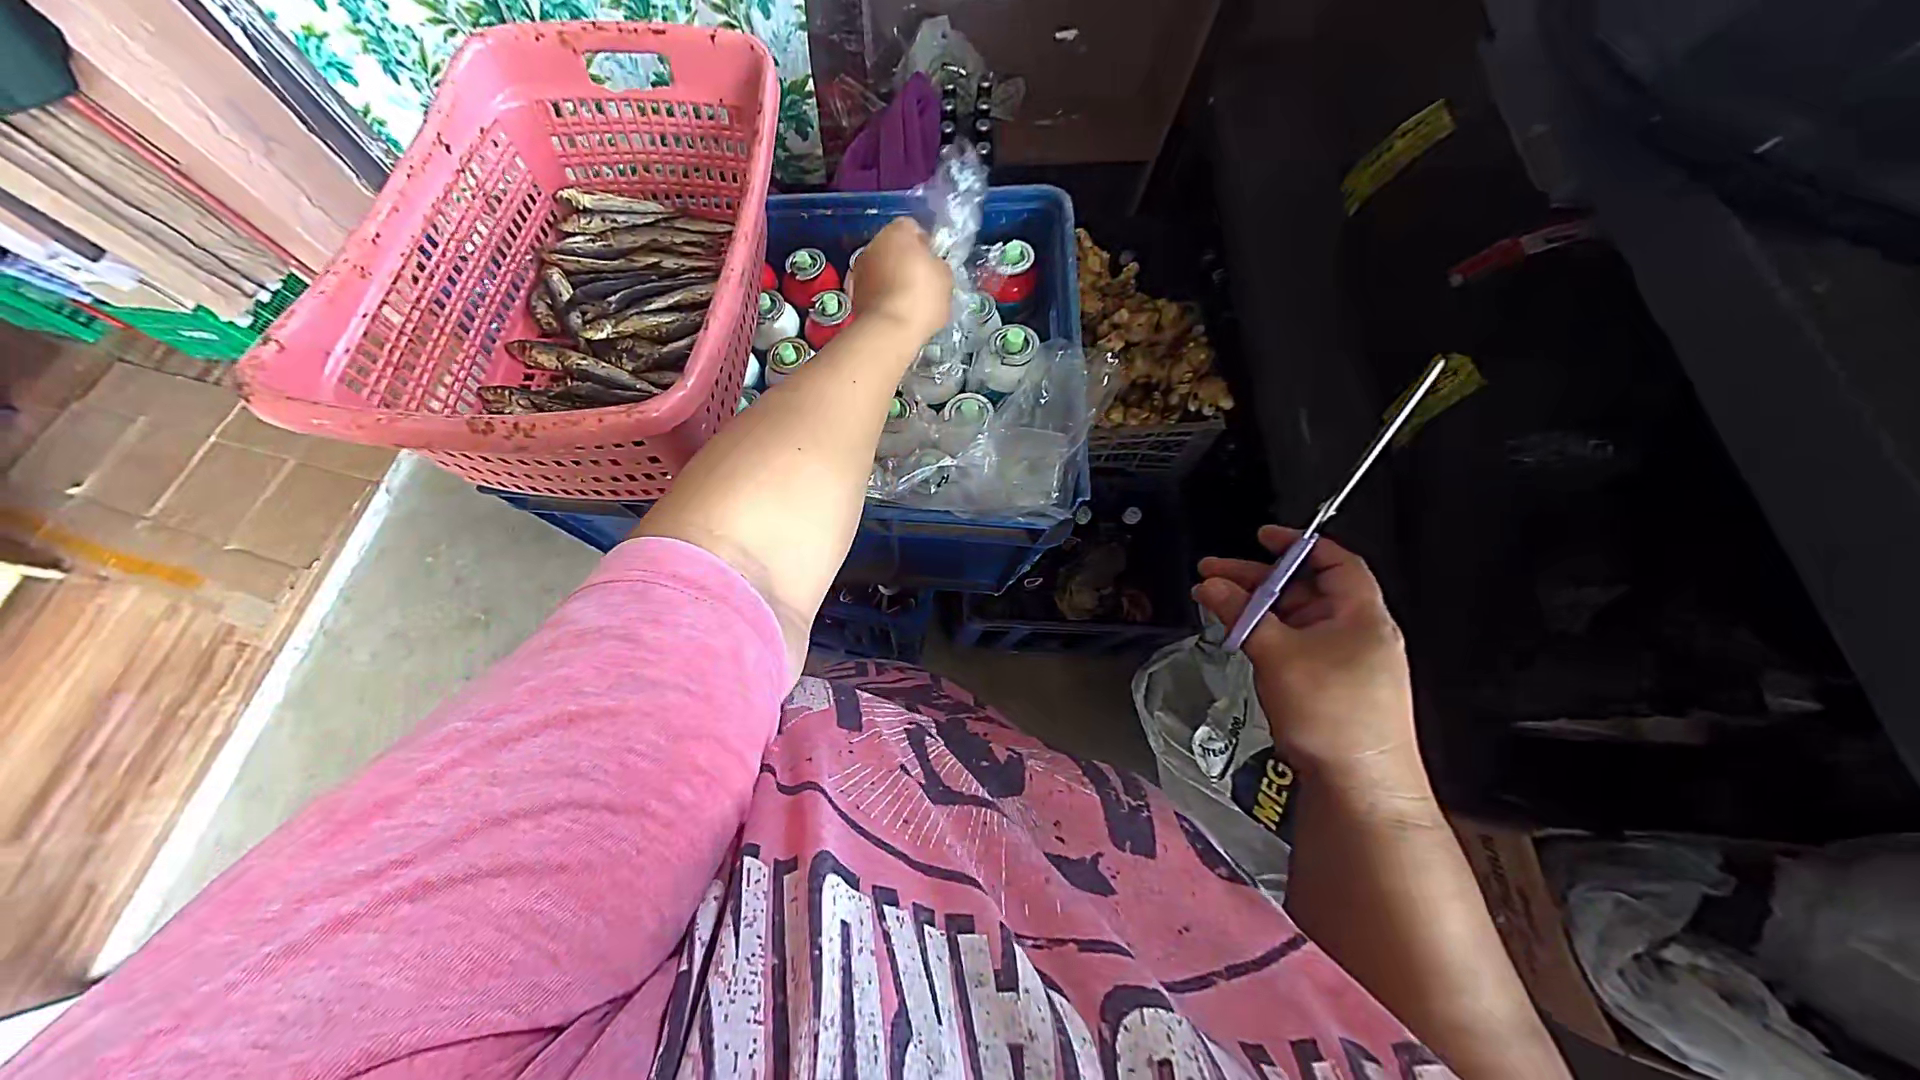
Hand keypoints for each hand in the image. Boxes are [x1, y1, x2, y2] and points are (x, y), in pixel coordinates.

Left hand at [848, 218, 951, 339]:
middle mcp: (873, 244)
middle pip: (892, 247)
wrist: (889, 330)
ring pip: (880, 268)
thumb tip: (930, 265)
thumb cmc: (921, 297)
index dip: (924, 244)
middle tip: (921, 282)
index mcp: (897, 231)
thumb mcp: (945, 276)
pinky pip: (873, 289)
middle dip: (905, 260)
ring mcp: (859, 269)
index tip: (932, 263)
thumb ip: (937, 263)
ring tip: (907, 300)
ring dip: (891, 278)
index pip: (912, 228)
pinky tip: (894, 311)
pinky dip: (882, 296)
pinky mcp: (853, 294)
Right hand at [1194, 527, 1427, 799]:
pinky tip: (1241, 637)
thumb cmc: (1333, 715)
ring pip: (1296, 620)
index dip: (1298, 544)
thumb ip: (1242, 613)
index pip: (1334, 562)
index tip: (1263, 538)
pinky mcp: (1332, 686)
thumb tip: (1211, 585)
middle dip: (1257, 580)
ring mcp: (1346, 661)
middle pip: (1305, 590)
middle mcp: (1357, 632)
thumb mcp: (1278, 653)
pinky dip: (1267, 635)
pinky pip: (1296, 645)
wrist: (1361, 787)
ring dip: (1256, 609)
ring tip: (1215, 604)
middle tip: (1214, 575)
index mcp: (1361, 614)